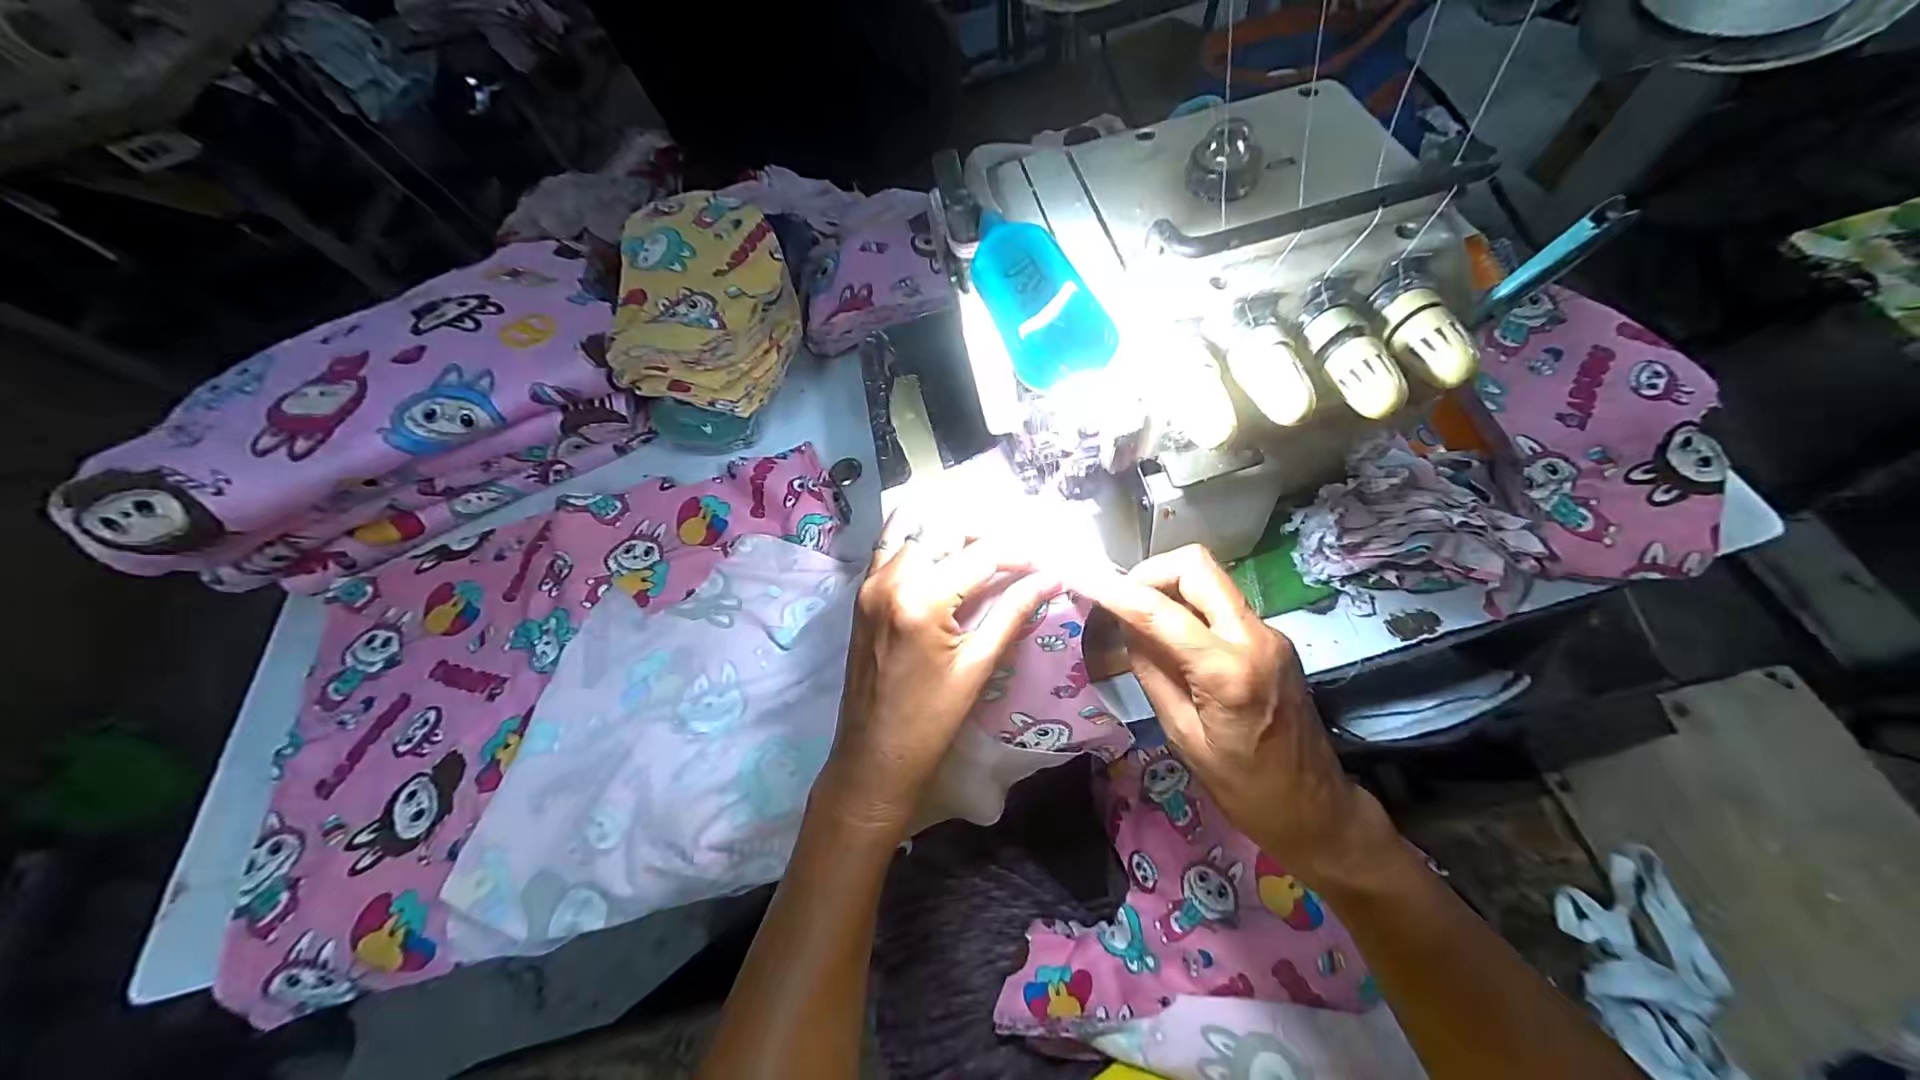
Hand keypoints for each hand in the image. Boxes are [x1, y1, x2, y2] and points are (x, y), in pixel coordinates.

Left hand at [817, 513, 1059, 834]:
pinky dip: (917, 537)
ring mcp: (871, 583)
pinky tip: (942, 548)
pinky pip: (889, 545)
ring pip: (916, 531)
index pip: (981, 554)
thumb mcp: (978, 666)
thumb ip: (1013, 613)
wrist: (874, 756)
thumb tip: (1052, 578)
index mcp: (922, 600)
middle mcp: (891, 579)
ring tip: (984, 553)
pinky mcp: (862, 592)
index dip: (1018, 554)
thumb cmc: (931, 721)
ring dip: (952, 533)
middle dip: (986, 535)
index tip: (1044, 562)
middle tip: (1015, 557)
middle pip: (946, 530)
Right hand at [1070, 545, 1394, 883]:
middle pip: (1195, 566)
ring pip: (1208, 579)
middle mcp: (1254, 637)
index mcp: (1229, 671)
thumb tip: (1128, 626)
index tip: (1081, 578)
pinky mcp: (1271, 639)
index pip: (1159, 611)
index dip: (1113, 590)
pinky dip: (1187, 606)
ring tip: (1140, 623)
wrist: (1316, 808)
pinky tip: (1171, 640)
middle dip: (1149, 573)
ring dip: (1167, 587)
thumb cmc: (1245, 788)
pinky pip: (1219, 603)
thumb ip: (1153, 673)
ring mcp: (1268, 633)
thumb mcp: (1183, 736)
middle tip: (1120, 600)